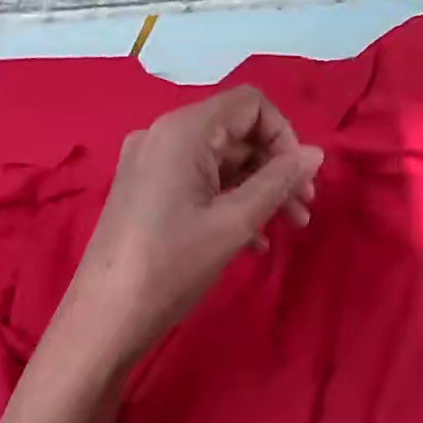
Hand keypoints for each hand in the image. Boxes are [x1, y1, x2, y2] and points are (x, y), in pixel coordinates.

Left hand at [64, 85, 323, 364]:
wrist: (106, 317)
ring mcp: (152, 163)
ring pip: (223, 161)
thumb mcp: (235, 221)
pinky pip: (201, 181)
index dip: (285, 136)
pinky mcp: (147, 190)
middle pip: (238, 132)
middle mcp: (164, 135)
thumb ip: (280, 181)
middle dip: (277, 168)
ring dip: (260, 189)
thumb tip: (316, 153)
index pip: (251, 104)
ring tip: (288, 227)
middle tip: (303, 210)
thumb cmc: (173, 264)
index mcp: (183, 130)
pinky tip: (254, 241)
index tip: (301, 180)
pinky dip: (232, 201)